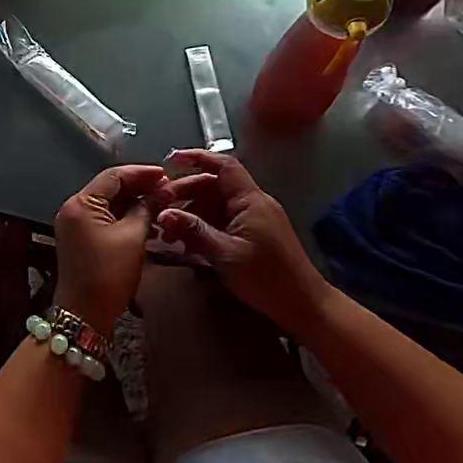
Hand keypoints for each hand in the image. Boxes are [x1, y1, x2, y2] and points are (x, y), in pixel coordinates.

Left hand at [53, 165, 171, 331]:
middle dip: (140, 187)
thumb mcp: (133, 237)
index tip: (166, 174)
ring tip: (162, 205)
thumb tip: (163, 190)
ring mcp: (76, 224)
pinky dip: (126, 217)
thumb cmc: (108, 275)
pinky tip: (148, 223)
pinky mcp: (82, 238)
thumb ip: (147, 208)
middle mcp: (73, 209)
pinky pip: (106, 218)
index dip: (142, 173)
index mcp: (80, 204)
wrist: (85, 316)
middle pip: (111, 188)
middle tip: (167, 189)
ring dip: (135, 203)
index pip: (114, 176)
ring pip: (110, 203)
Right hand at [155, 150, 331, 330]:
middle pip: (214, 186)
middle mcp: (253, 203)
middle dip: (185, 193)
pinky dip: (203, 228)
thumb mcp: (226, 255)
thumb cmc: (267, 278)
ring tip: (167, 232)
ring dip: (191, 214)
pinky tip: (186, 245)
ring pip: (216, 205)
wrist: (303, 305)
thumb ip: (195, 231)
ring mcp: (254, 219)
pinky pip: (223, 222)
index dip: (197, 157)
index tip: (171, 159)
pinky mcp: (253, 235)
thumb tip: (164, 214)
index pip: (223, 166)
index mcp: (250, 200)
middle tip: (159, 208)